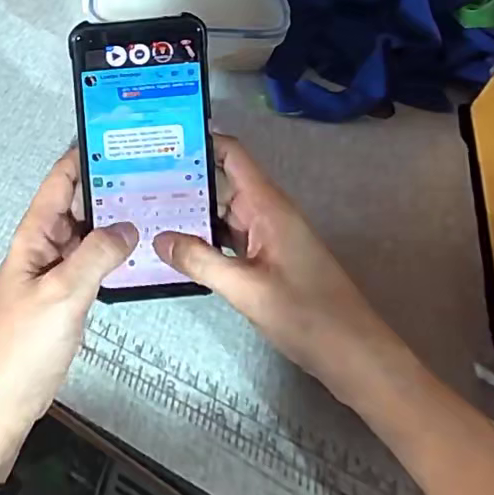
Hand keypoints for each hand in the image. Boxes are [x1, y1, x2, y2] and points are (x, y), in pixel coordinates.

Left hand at [0, 148, 135, 481]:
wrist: (1, 405)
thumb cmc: (20, 347)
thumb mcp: (62, 295)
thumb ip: (96, 256)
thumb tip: (127, 226)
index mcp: (35, 235)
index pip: (60, 181)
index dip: (83, 155)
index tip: (114, 137)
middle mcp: (46, 245)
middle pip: (79, 202)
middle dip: (108, 183)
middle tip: (147, 168)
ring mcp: (57, 269)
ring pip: (89, 230)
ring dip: (114, 215)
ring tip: (151, 198)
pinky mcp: (68, 292)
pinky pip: (94, 258)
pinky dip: (114, 248)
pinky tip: (139, 245)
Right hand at [154, 136, 393, 395]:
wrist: (356, 356)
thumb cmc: (308, 315)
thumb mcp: (248, 290)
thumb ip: (201, 262)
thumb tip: (158, 238)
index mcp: (267, 204)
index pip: (231, 153)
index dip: (200, 140)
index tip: (161, 138)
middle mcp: (265, 211)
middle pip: (220, 180)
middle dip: (183, 176)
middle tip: (137, 177)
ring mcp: (266, 235)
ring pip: (221, 210)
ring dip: (189, 209)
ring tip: (145, 206)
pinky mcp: (265, 258)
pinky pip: (227, 236)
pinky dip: (202, 237)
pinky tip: (174, 245)